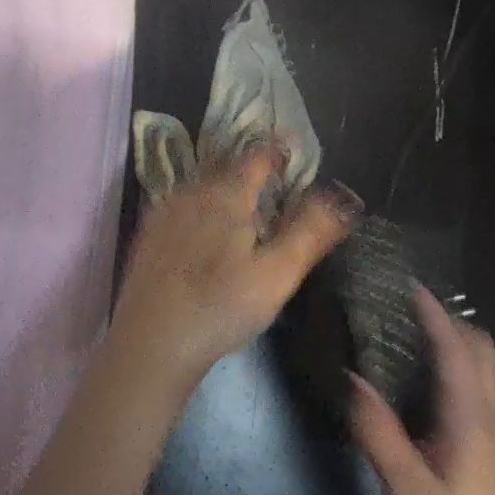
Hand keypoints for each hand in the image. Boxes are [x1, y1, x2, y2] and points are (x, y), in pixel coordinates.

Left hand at [109, 146, 358, 385]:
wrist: (151, 343)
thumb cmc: (221, 306)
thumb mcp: (277, 274)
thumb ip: (311, 231)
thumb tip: (345, 196)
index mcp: (227, 194)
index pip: (257, 156)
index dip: (278, 151)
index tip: (293, 153)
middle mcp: (193, 191)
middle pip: (227, 167)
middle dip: (251, 167)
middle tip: (273, 179)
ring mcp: (165, 212)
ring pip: (202, 185)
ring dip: (224, 186)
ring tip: (243, 204)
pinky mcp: (148, 236)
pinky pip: (181, 205)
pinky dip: (200, 207)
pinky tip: (204, 232)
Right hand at [351, 287, 494, 494]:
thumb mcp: (404, 484)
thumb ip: (377, 432)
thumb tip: (352, 376)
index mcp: (470, 420)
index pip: (456, 352)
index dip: (436, 315)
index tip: (411, 285)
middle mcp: (485, 417)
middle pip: (481, 352)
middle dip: (451, 322)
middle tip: (409, 310)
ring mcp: (487, 433)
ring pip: (479, 370)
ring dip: (452, 344)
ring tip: (409, 333)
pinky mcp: (481, 448)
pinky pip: (471, 389)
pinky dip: (450, 368)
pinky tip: (418, 381)